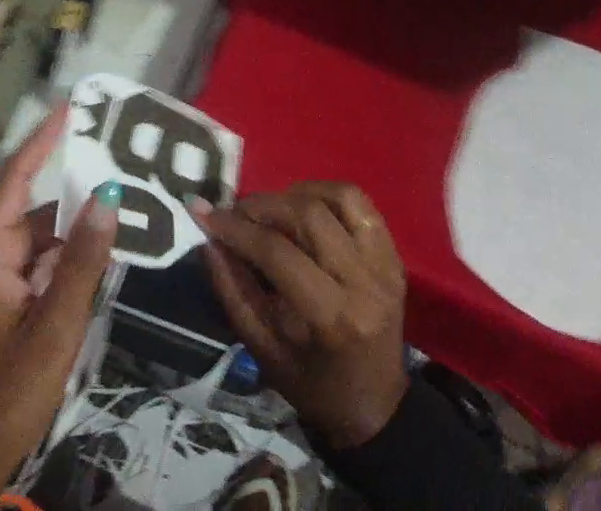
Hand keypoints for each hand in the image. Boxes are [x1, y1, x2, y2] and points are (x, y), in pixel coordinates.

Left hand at [0, 114, 119, 510]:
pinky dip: (61, 265)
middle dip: (71, 195)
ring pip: (34, 244)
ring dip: (70, 235)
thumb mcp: (53, 331)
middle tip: (120, 174)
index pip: (13, 181)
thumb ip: (81, 264)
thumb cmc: (5, 396)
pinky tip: (95, 264)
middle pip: (29, 212)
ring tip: (120, 218)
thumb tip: (107, 198)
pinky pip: (31, 271)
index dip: (41, 141)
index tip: (70, 108)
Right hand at [193, 182, 408, 449]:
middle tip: (236, 214)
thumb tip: (208, 238)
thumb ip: (232, 289)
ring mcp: (385, 265)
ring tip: (272, 209)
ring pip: (341, 197)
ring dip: (297, 193)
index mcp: (332, 316)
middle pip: (309, 214)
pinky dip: (328, 196)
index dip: (236, 228)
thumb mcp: (260, 347)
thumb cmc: (310, 383)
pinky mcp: (394, 256)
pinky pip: (362, 206)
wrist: (373, 406)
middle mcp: (364, 282)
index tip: (206, 215)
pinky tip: (304, 208)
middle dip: (262, 205)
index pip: (277, 251)